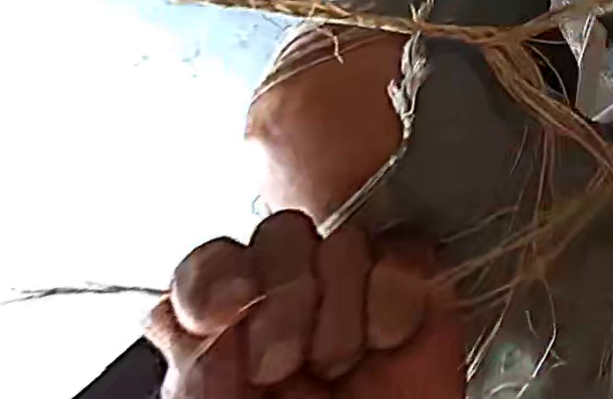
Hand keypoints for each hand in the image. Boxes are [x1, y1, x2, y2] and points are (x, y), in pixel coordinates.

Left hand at [144, 210, 463, 398]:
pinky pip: (405, 257)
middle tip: (280, 364)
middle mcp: (290, 302)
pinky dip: (393, 306)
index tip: (223, 313)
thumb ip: (198, 380)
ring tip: (338, 366)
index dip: (214, 276)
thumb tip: (217, 320)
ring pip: (344, 242)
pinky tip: (383, 345)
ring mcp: (355, 288)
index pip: (209, 264)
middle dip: (282, 296)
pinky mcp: (414, 285)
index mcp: (227, 338)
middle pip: (281, 233)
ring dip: (339, 316)